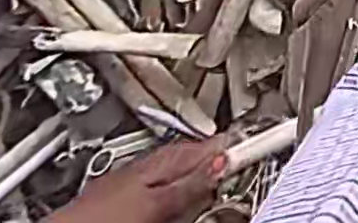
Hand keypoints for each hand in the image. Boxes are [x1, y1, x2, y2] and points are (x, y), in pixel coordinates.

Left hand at [50, 138, 223, 222]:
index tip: (258, 149)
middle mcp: (152, 164)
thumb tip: (225, 158)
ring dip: (192, 191)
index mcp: (164, 156)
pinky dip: (173, 201)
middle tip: (224, 188)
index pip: (213, 143)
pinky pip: (161, 194)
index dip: (236, 147)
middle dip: (211, 173)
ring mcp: (136, 184)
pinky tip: (171, 214)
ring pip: (180, 180)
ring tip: (195, 207)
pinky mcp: (125, 203)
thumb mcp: (154, 204)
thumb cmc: (98, 221)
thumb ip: (191, 180)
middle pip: (197, 162)